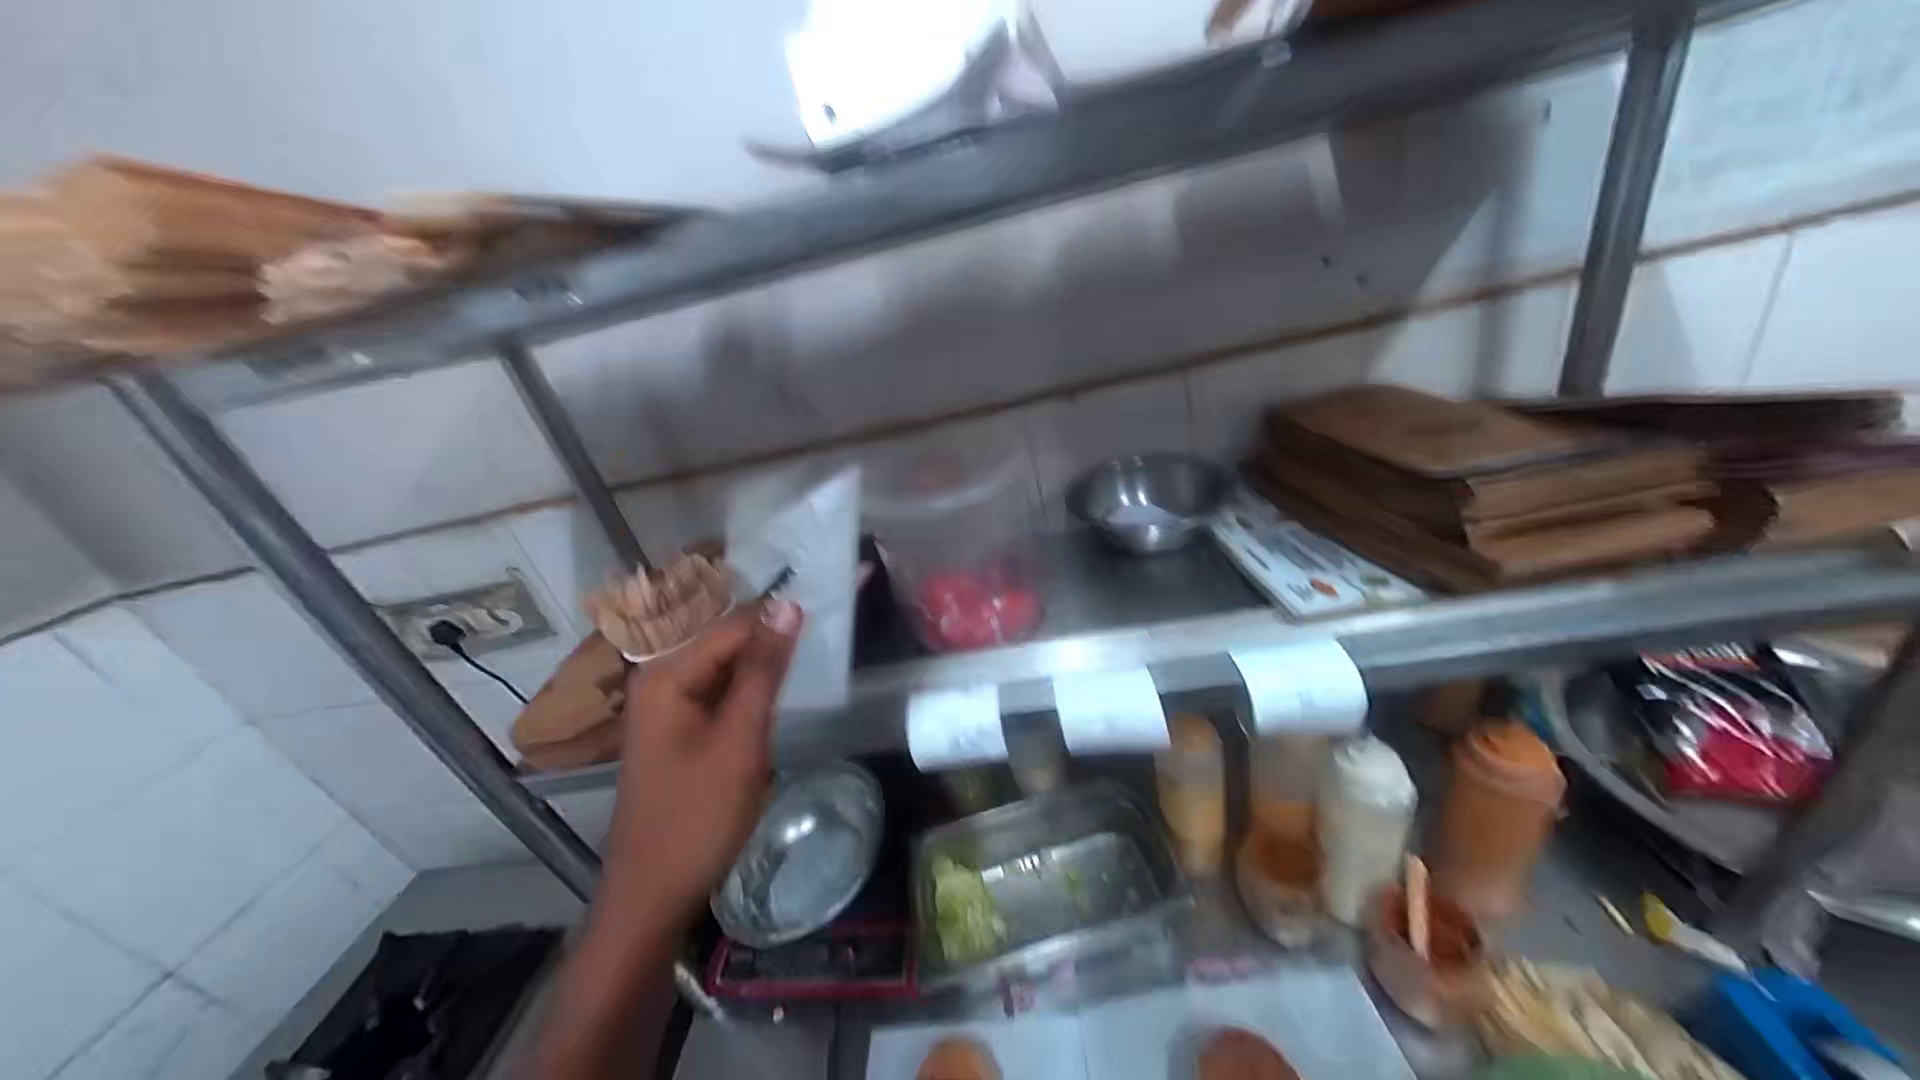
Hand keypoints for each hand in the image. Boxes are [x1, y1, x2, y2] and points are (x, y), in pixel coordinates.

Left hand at [602, 598, 803, 922]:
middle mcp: (658, 679)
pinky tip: (778, 688)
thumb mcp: (740, 739)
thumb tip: (787, 605)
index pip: (733, 624)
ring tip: (812, 647)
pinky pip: (717, 689)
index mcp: (664, 674)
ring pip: (723, 664)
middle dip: (771, 631)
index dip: (780, 613)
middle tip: (823, 622)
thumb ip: (763, 670)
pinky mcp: (676, 727)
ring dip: (763, 658)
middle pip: (724, 639)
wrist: (652, 894)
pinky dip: (748, 686)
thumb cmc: (697, 816)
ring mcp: (664, 705)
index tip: (826, 600)